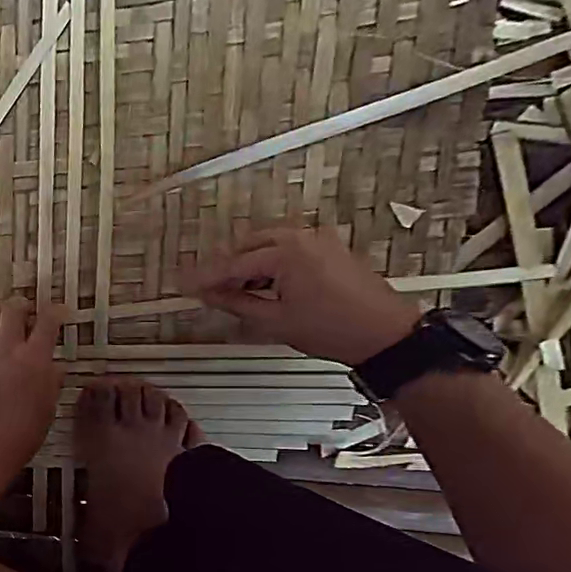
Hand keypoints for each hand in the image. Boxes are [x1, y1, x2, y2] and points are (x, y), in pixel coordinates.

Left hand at [0, 299, 61, 487]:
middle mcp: (8, 350)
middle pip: (12, 310)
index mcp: (35, 358)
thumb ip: (52, 381)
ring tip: (2, 316)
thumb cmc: (26, 431)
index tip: (61, 312)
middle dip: (23, 304)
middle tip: (28, 310)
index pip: (47, 321)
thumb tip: (55, 368)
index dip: (56, 310)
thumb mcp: (49, 405)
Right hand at [187, 227, 421, 363]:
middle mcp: (302, 237)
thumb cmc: (334, 329)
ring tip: (232, 290)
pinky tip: (262, 284)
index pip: (234, 264)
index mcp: (286, 253)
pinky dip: (269, 262)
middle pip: (249, 245)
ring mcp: (318, 240)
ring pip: (268, 244)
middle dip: (226, 266)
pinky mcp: (329, 248)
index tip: (185, 285)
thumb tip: (210, 296)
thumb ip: (238, 304)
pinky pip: (288, 247)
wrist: (385, 334)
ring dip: (247, 263)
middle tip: (207, 288)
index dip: (207, 277)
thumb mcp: (276, 321)